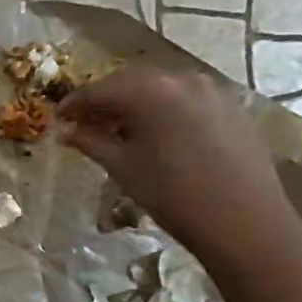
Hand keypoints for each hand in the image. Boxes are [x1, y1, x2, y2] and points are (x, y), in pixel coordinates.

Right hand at [58, 67, 301, 281]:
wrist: (243, 221)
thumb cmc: (172, 195)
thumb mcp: (123, 168)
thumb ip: (90, 142)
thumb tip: (64, 131)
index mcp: (150, 90)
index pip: (100, 89)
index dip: (75, 103)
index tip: (58, 117)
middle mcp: (182, 79)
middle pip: (132, 81)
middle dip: (105, 99)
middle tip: (85, 121)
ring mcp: (211, 91)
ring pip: (162, 89)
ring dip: (136, 103)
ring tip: (120, 128)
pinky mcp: (231, 107)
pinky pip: (187, 100)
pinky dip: (164, 110)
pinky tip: (157, 134)